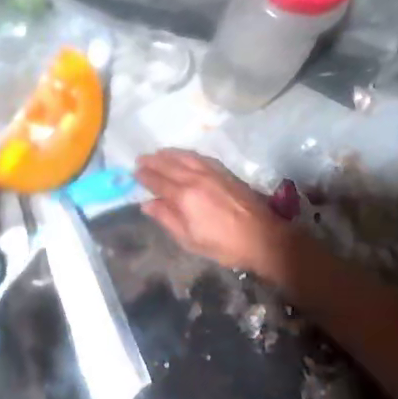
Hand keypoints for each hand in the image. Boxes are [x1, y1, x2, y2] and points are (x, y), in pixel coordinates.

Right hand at [135, 150, 302, 283]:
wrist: (262, 236)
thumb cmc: (223, 245)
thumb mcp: (189, 239)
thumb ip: (167, 219)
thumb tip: (147, 204)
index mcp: (184, 196)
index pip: (157, 181)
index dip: (144, 176)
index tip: (135, 173)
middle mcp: (195, 178)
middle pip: (168, 164)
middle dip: (153, 161)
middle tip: (140, 159)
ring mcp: (211, 172)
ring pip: (184, 156)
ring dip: (168, 153)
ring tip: (158, 153)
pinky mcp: (224, 171)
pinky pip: (199, 156)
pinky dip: (186, 154)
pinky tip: (183, 155)